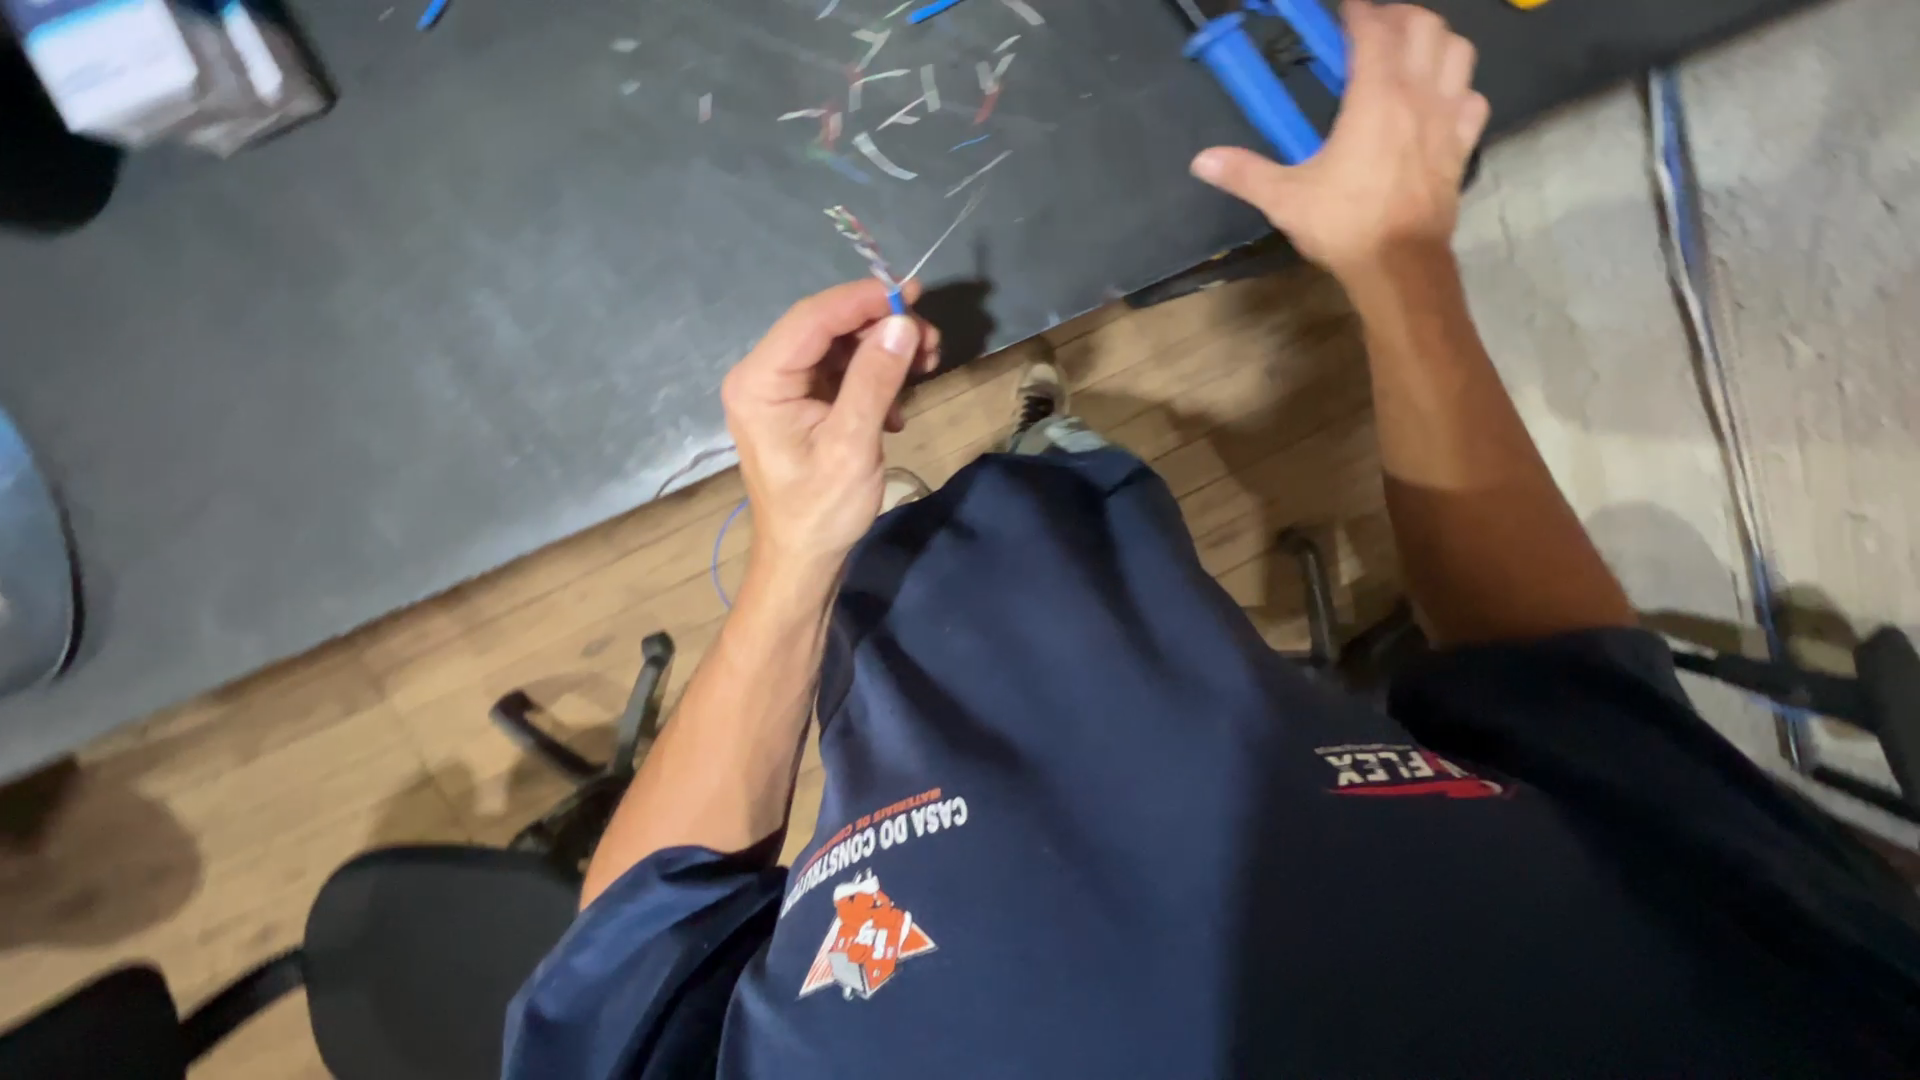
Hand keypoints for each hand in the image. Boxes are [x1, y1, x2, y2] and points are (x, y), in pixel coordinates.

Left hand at [721, 279, 940, 581]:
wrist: (805, 558)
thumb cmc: (822, 509)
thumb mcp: (852, 444)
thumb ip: (875, 379)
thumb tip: (902, 324)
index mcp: (760, 382)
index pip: (812, 318)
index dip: (863, 299)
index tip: (913, 294)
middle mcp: (763, 376)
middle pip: (827, 328)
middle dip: (881, 328)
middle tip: (930, 341)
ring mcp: (782, 391)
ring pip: (838, 348)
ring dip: (884, 353)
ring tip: (926, 365)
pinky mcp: (801, 405)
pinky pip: (840, 374)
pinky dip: (874, 380)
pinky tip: (898, 408)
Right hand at [1190, 1, 1488, 278]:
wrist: (1398, 263)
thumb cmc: (1342, 225)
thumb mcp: (1285, 199)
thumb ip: (1245, 174)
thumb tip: (1201, 162)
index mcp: (1375, 98)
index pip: (1373, 32)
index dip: (1358, 14)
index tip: (1345, 10)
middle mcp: (1418, 95)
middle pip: (1423, 27)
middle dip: (1399, 17)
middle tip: (1375, 26)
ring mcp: (1447, 118)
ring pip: (1457, 51)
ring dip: (1435, 40)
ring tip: (1411, 51)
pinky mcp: (1462, 144)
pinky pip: (1472, 97)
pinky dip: (1457, 87)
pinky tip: (1439, 100)